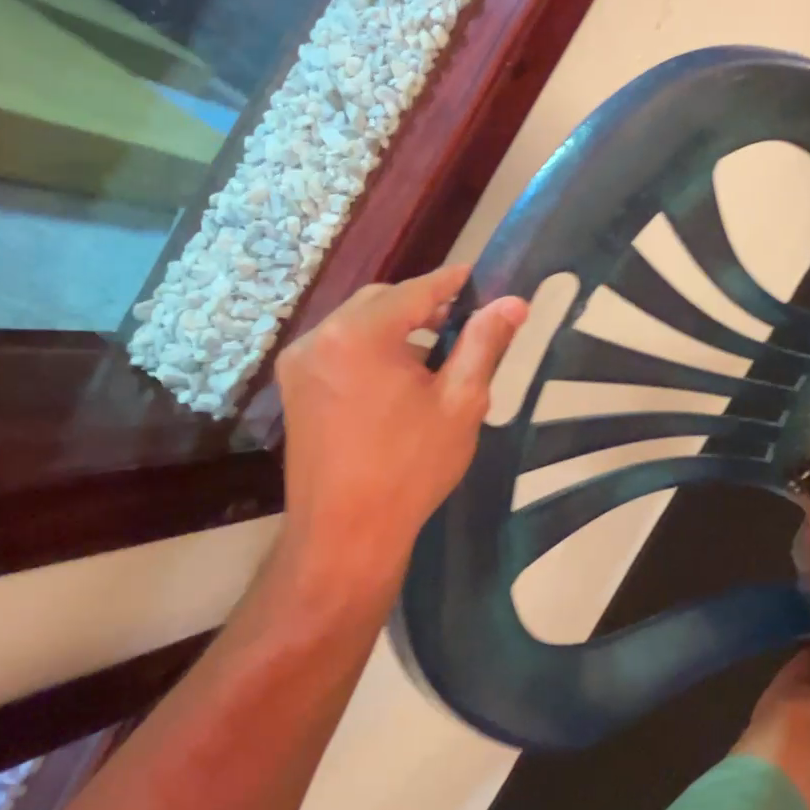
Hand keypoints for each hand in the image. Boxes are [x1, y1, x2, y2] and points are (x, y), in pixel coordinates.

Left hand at [276, 263, 526, 580]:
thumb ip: (483, 343)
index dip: (453, 282)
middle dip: (424, 304)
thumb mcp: (460, 401)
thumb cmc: (411, 466)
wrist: (345, 532)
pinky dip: (373, 346)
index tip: (484, 278)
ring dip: (398, 325)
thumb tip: (513, 303)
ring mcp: (300, 363)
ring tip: (439, 350)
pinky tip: (402, 374)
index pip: (416, 290)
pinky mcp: (295, 387)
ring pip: (358, 322)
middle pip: (381, 301)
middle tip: (468, 321)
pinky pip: (340, 346)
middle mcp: (319, 338)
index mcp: (359, 336)